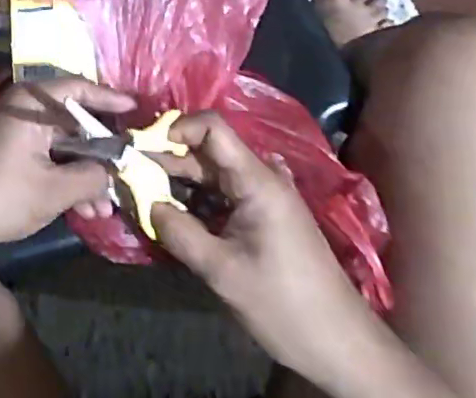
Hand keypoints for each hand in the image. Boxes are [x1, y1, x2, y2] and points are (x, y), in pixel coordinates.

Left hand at [0, 78, 134, 244]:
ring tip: (107, 207)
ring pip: (65, 144)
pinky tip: (87, 210)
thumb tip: (119, 169)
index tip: (137, 109)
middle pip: (76, 120)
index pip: (79, 88)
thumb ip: (92, 176)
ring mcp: (19, 129)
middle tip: (128, 170)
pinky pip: (51, 155)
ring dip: (87, 173)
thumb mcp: (54, 190)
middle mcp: (26, 108)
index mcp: (33, 104)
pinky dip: (68, 178)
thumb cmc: (2, 194)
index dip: (110, 99)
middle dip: (102, 152)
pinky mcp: (14, 150)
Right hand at [149, 113, 373, 382]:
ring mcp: (265, 197)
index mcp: (257, 181)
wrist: (343, 346)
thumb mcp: (223, 273)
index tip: (145, 148)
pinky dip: (196, 197)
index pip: (213, 127)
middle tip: (132, 172)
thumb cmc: (285, 305)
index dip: (177, 128)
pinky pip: (223, 193)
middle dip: (168, 157)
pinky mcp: (265, 216)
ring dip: (180, 179)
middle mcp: (262, 178)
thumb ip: (179, 233)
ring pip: (213, 172)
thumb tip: (144, 202)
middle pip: (208, 150)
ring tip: (144, 191)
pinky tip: (174, 213)